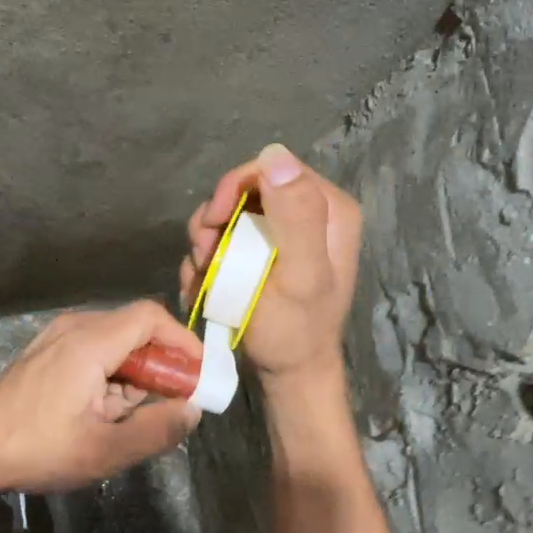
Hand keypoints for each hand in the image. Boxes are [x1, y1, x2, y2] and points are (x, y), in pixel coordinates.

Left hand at [0, 301, 202, 498]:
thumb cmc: (37, 451)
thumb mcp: (105, 450)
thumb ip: (157, 429)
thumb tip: (192, 410)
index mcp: (88, 342)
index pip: (151, 317)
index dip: (182, 343)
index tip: (197, 377)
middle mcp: (69, 330)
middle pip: (132, 332)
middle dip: (156, 368)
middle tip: (163, 410)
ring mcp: (49, 342)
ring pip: (110, 346)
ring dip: (129, 378)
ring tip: (122, 422)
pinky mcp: (38, 359)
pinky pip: (87, 356)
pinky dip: (105, 379)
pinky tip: (95, 417)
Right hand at [183, 144, 363, 390]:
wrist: (287, 376)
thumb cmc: (294, 332)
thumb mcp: (299, 275)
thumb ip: (294, 216)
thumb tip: (274, 156)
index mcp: (329, 209)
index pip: (273, 168)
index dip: (233, 188)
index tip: (211, 225)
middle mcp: (309, 215)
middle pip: (245, 191)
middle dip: (215, 222)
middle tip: (205, 256)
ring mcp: (282, 237)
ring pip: (228, 218)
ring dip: (206, 245)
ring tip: (204, 277)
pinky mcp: (262, 257)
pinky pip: (224, 243)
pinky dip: (206, 263)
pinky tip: (203, 287)